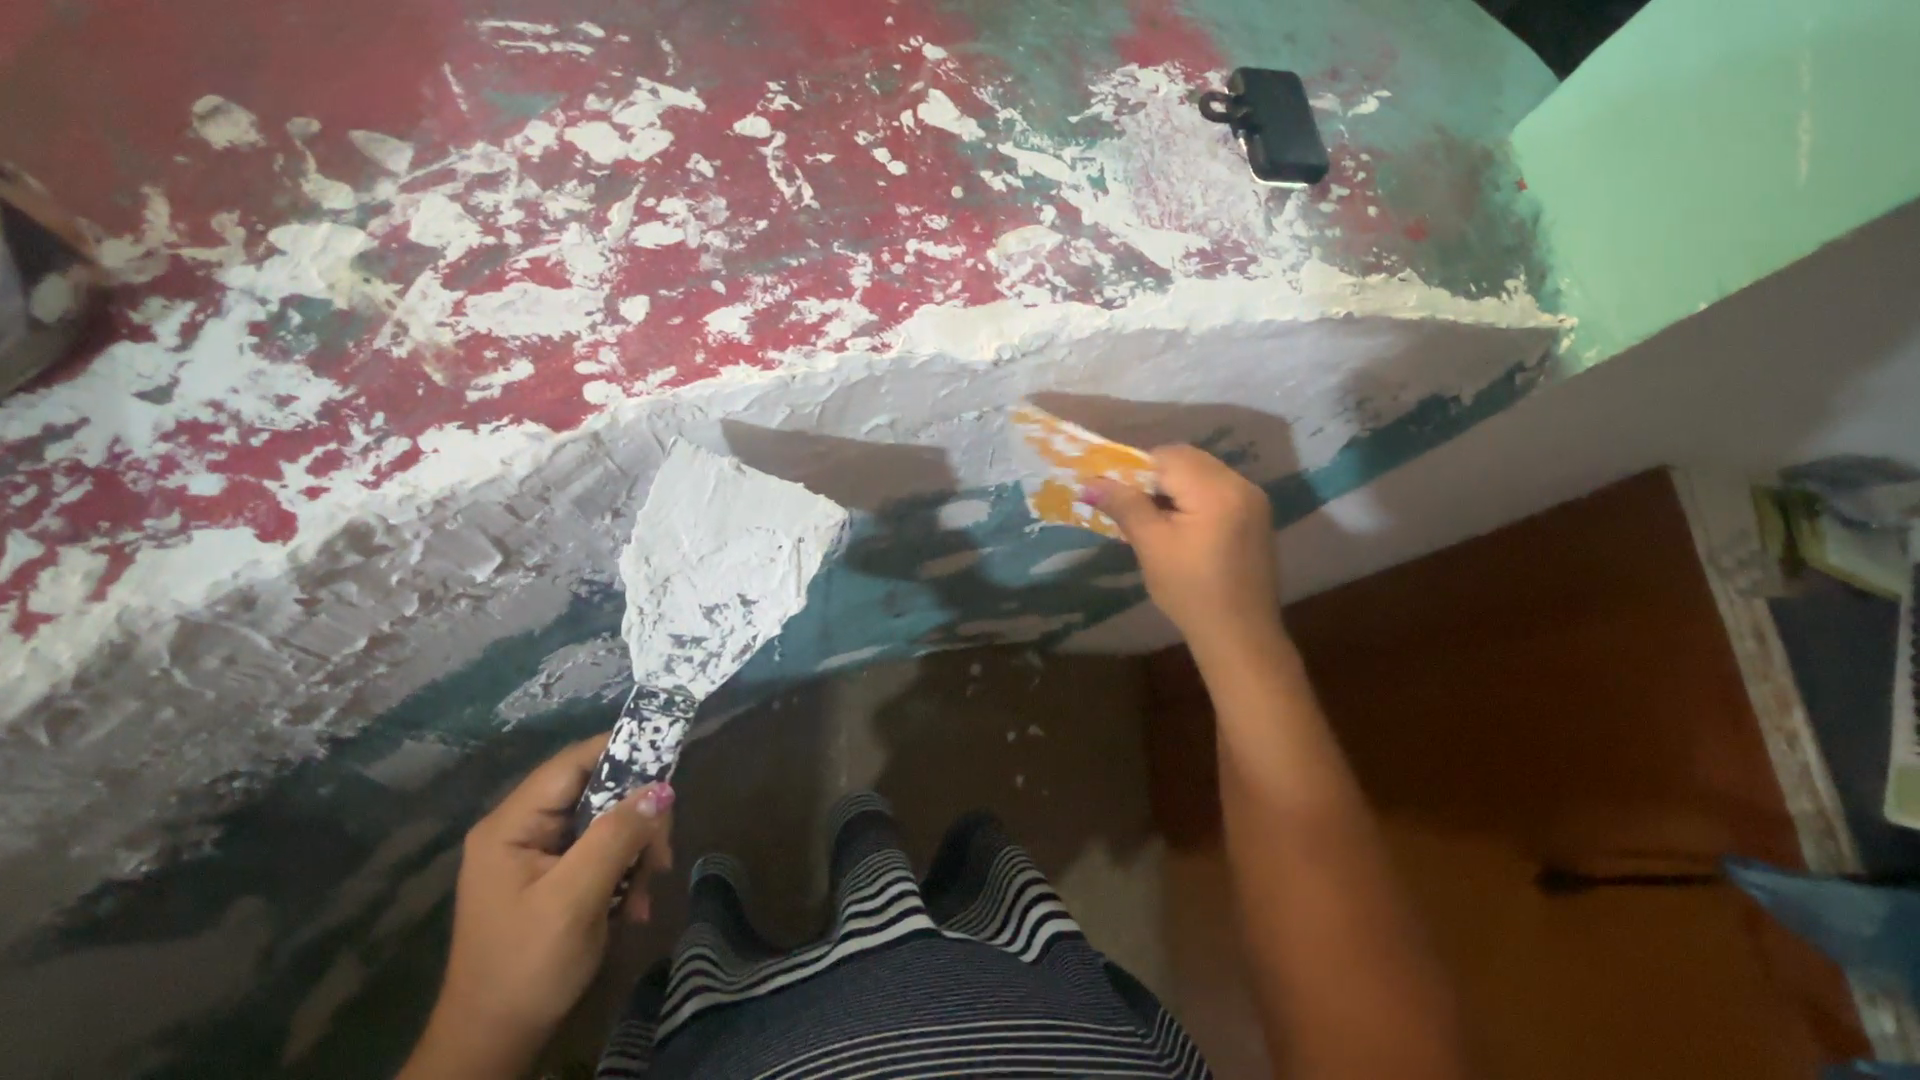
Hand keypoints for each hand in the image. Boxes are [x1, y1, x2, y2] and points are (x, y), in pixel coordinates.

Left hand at [400, 735, 674, 1079]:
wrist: (494, 1042)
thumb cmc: (528, 967)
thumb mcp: (577, 898)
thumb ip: (617, 836)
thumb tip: (662, 788)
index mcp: (511, 826)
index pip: (572, 764)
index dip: (620, 752)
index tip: (669, 756)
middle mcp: (522, 831)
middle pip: (596, 795)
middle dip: (635, 823)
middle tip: (660, 860)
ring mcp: (537, 857)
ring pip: (606, 826)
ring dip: (635, 856)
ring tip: (643, 898)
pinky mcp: (553, 880)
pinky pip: (600, 856)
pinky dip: (623, 876)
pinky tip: (632, 909)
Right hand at [1085, 444, 1282, 651]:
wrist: (1239, 634)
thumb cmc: (1191, 592)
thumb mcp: (1152, 546)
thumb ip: (1124, 506)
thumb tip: (1089, 482)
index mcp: (1216, 489)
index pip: (1167, 456)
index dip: (1134, 468)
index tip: (1111, 491)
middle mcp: (1241, 484)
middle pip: (1187, 460)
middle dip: (1153, 475)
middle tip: (1127, 503)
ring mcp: (1253, 500)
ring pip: (1201, 473)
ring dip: (1171, 486)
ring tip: (1148, 517)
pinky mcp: (1254, 517)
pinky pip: (1216, 490)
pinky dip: (1191, 497)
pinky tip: (1176, 526)